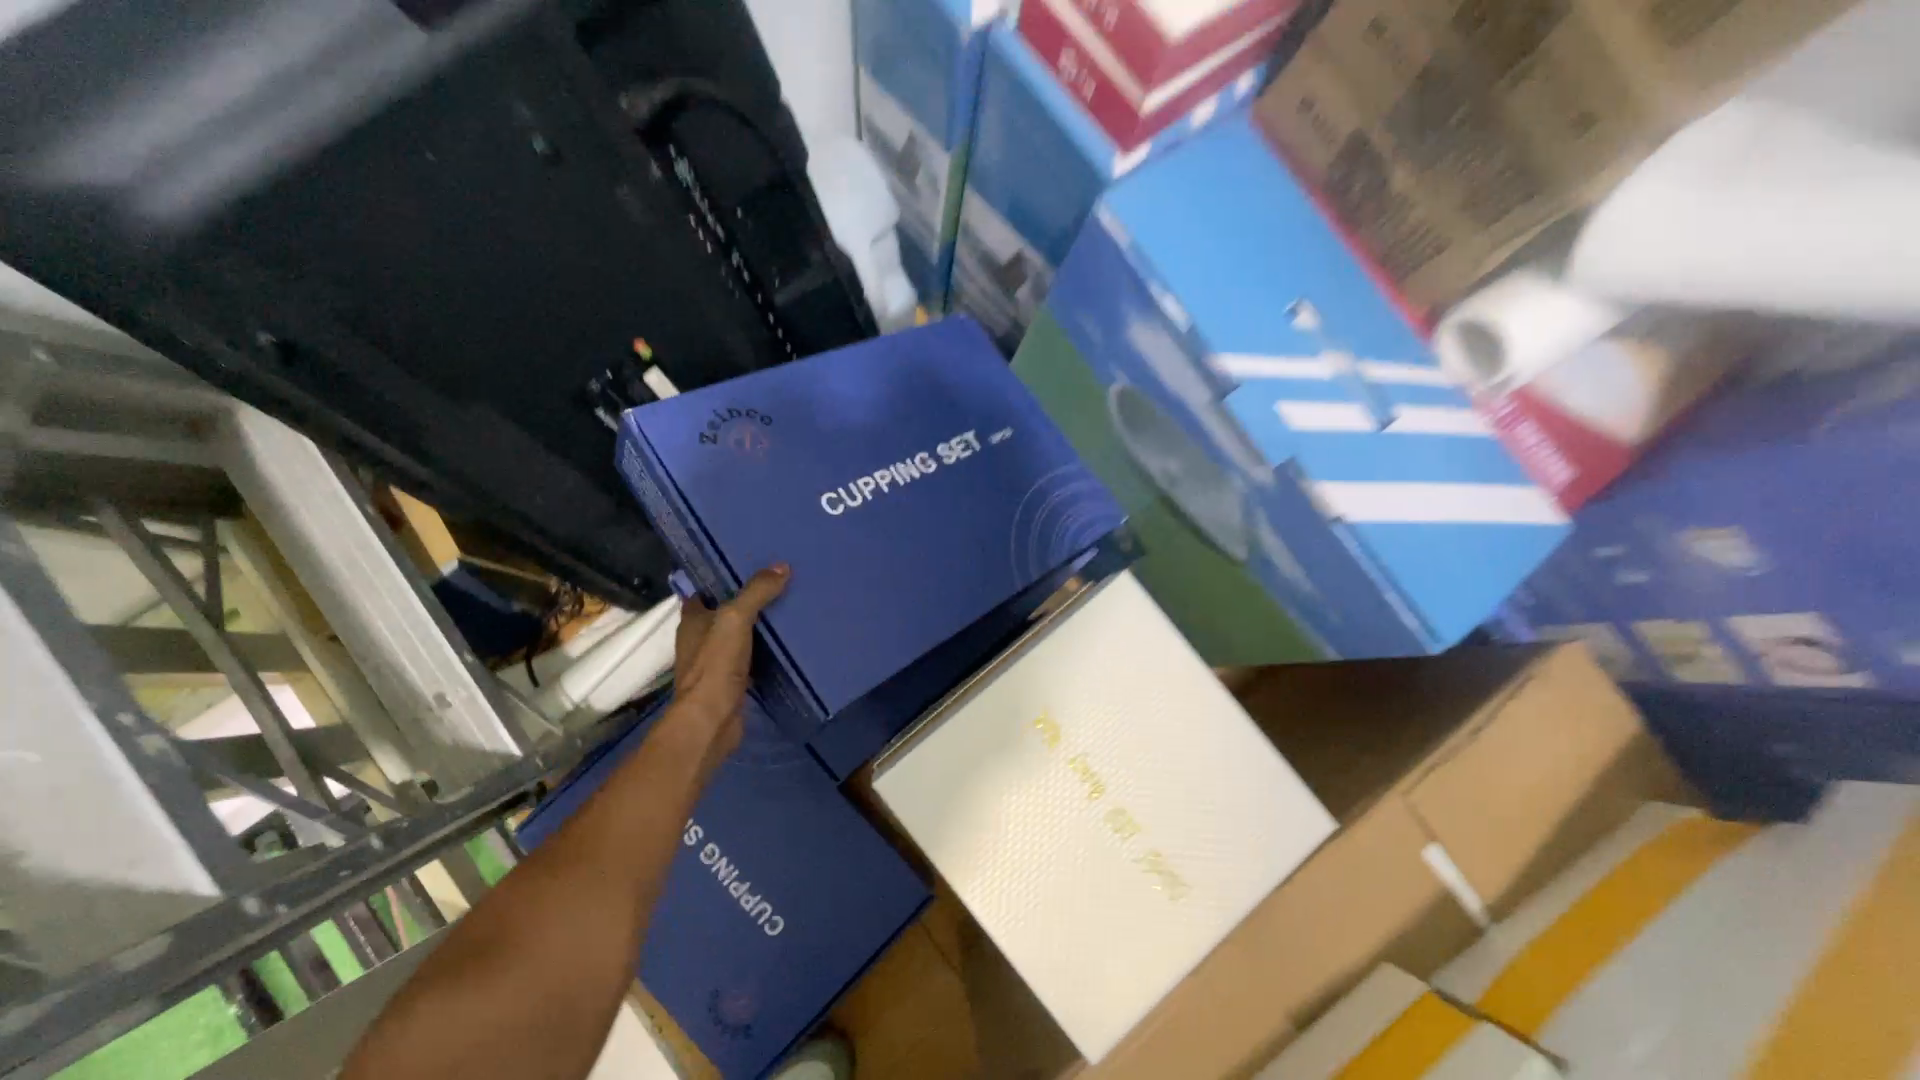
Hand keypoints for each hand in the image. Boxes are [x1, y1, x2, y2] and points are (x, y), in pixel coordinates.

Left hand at [666, 564, 789, 760]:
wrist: (712, 719)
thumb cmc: (716, 665)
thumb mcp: (736, 618)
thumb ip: (756, 592)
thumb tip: (781, 567)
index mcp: (692, 619)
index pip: (705, 590)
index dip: (723, 578)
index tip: (749, 565)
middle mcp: (699, 639)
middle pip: (724, 613)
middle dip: (746, 601)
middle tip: (777, 584)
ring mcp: (714, 663)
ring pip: (738, 637)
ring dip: (757, 627)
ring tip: (787, 609)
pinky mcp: (731, 682)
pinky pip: (750, 659)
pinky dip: (764, 653)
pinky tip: (786, 644)